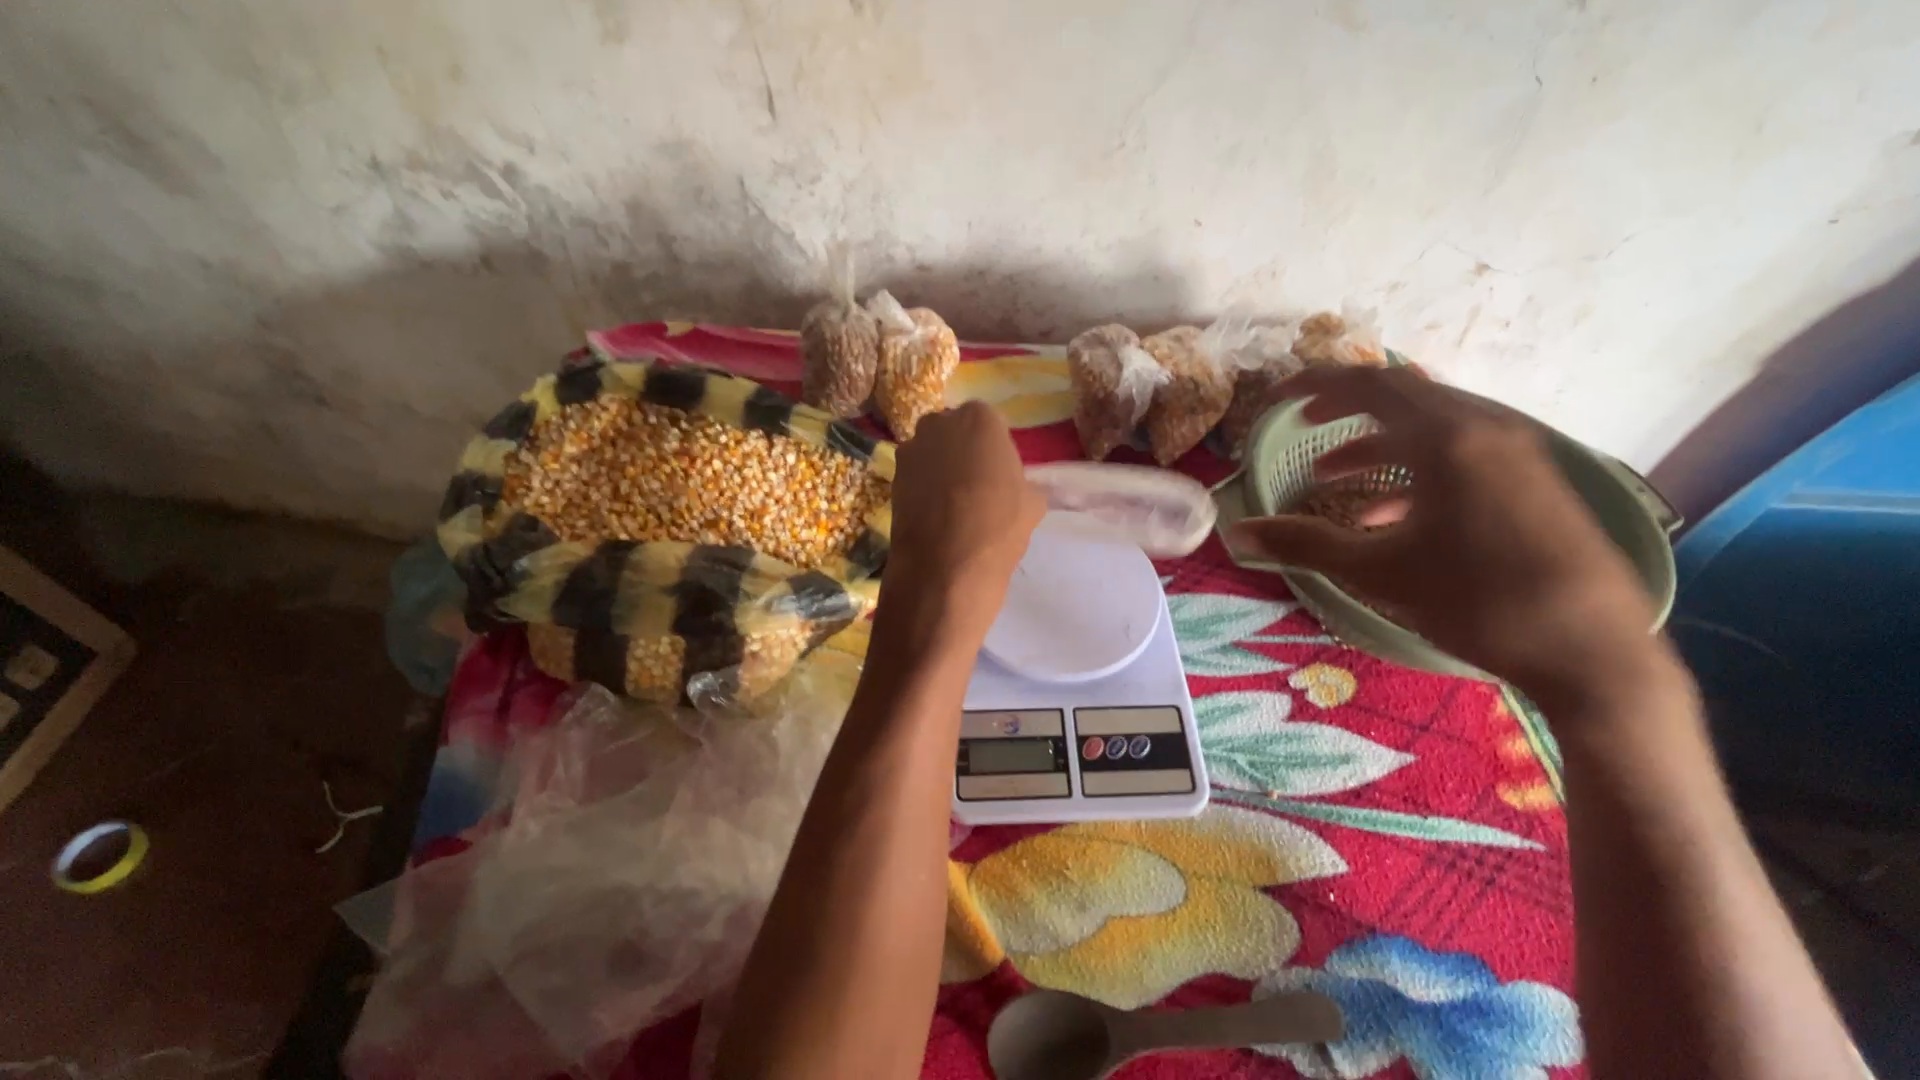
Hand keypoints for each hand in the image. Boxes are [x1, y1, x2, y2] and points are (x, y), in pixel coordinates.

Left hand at [886, 402, 1045, 636]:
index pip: (991, 424)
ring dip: (941, 470)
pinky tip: (936, 517)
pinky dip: (924, 489)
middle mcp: (939, 423)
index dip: (996, 450)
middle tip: (979, 486)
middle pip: (956, 432)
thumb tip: (1018, 488)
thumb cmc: (998, 525)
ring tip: (955, 505)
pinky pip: (916, 477)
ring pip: (932, 454)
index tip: (1001, 475)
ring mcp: (910, 449)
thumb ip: (1024, 483)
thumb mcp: (1032, 502)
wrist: (945, 566)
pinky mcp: (892, 478)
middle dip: (964, 452)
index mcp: (980, 417)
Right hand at [1228, 366, 1669, 712]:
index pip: (1368, 384)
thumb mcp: (1379, 572)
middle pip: (1402, 397)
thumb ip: (1305, 544)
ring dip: (1376, 443)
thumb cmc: (1477, 602)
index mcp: (1446, 438)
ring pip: (1432, 427)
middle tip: (1301, 426)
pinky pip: (1462, 452)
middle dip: (1343, 409)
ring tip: (1331, 475)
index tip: (1273, 401)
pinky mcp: (1533, 480)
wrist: (1593, 651)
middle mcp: (1486, 429)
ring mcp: (1517, 452)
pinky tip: (1389, 513)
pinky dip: (1415, 467)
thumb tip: (1237, 532)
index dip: (1313, 385)